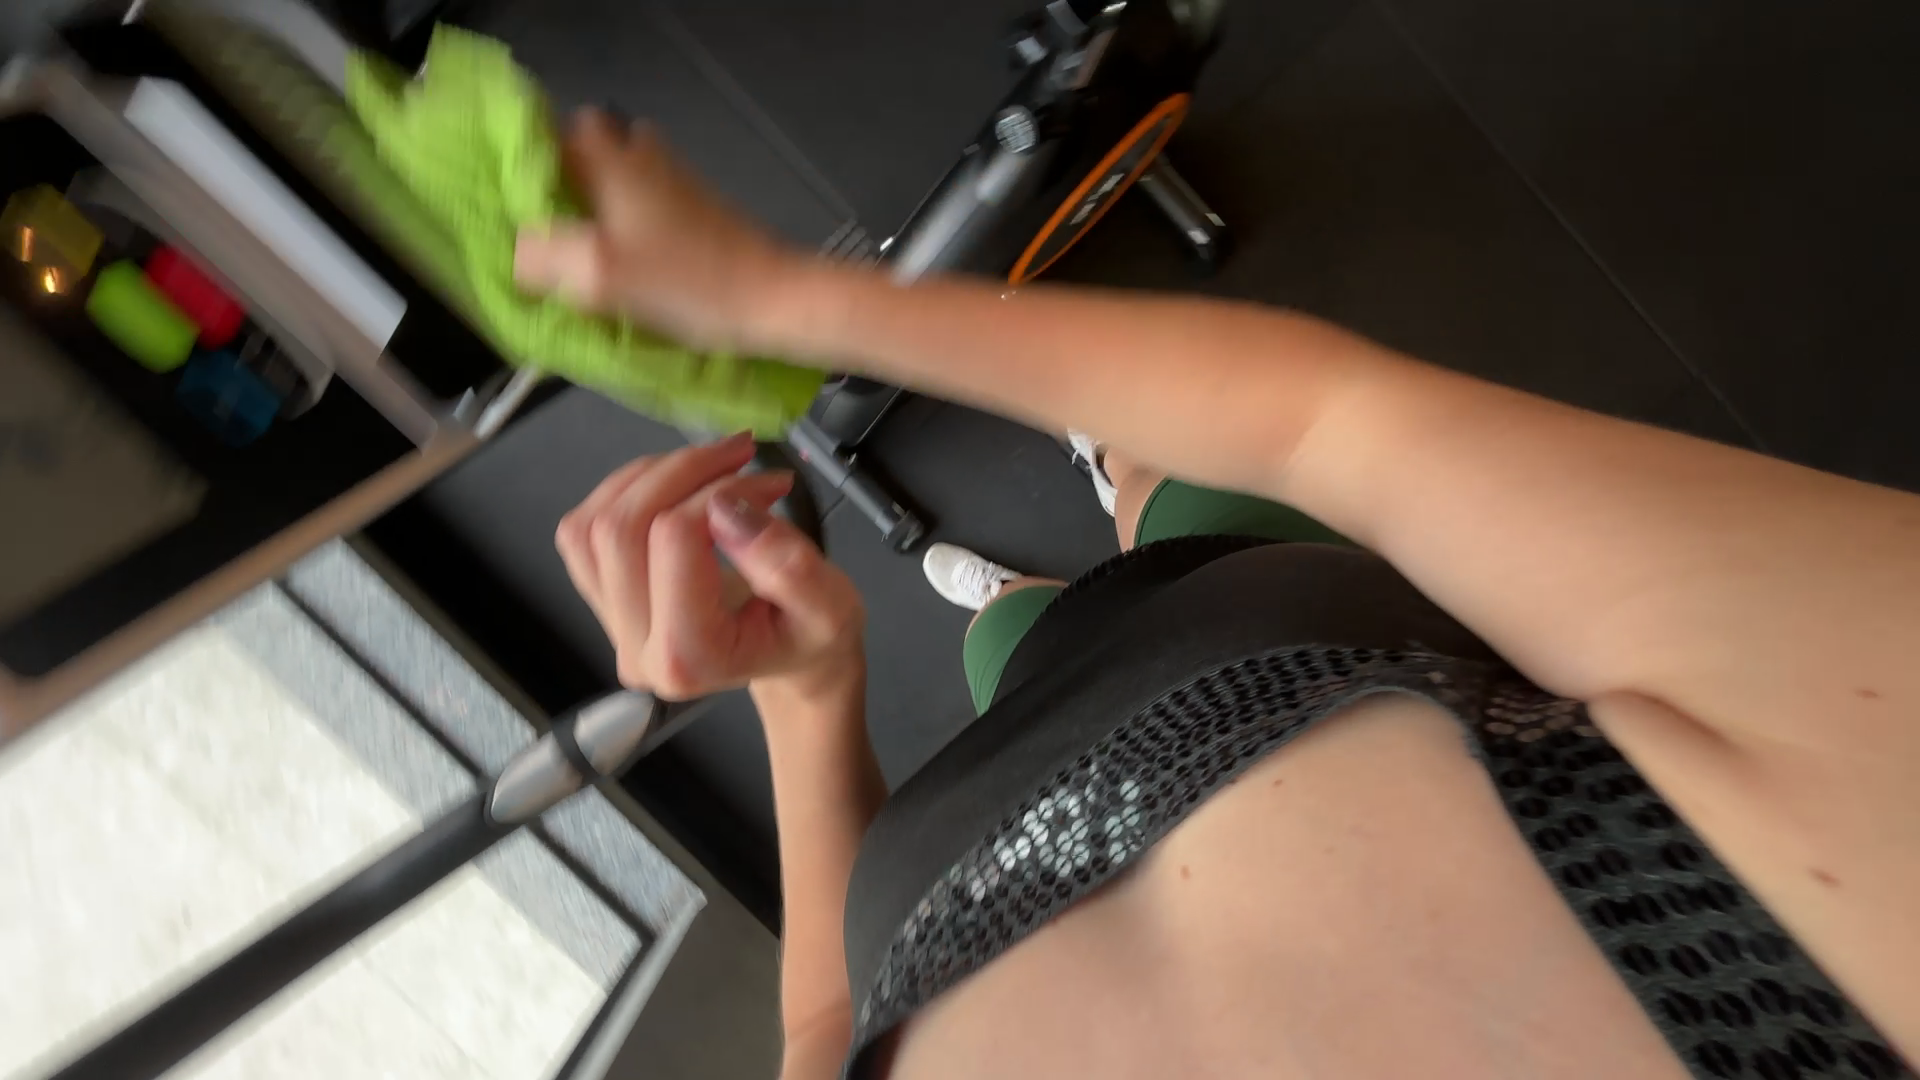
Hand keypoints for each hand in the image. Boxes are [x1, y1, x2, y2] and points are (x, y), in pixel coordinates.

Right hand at [514, 109, 800, 350]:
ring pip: (628, 180)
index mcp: (613, 161)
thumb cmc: (690, 286)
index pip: (554, 129)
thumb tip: (522, 255)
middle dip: (573, 191)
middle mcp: (646, 158)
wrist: (776, 302)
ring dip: (610, 213)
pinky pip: (659, 209)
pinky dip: (643, 229)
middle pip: (593, 152)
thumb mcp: (600, 274)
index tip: (528, 210)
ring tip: (602, 259)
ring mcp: (683, 184)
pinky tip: (644, 268)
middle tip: (565, 239)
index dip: (532, 164)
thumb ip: (543, 256)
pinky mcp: (708, 214)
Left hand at [556, 434, 863, 699]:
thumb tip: (723, 507)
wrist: (794, 658)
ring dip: (649, 476)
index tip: (769, 485)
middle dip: (682, 471)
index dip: (721, 492)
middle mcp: (638, 649)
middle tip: (741, 453)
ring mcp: (614, 628)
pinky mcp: (605, 605)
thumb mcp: (831, 605)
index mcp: (691, 656)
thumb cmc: (814, 635)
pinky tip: (676, 486)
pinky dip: (626, 492)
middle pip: (621, 528)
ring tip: (709, 466)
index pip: (674, 539)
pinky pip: (583, 532)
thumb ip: (789, 566)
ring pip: (590, 526)